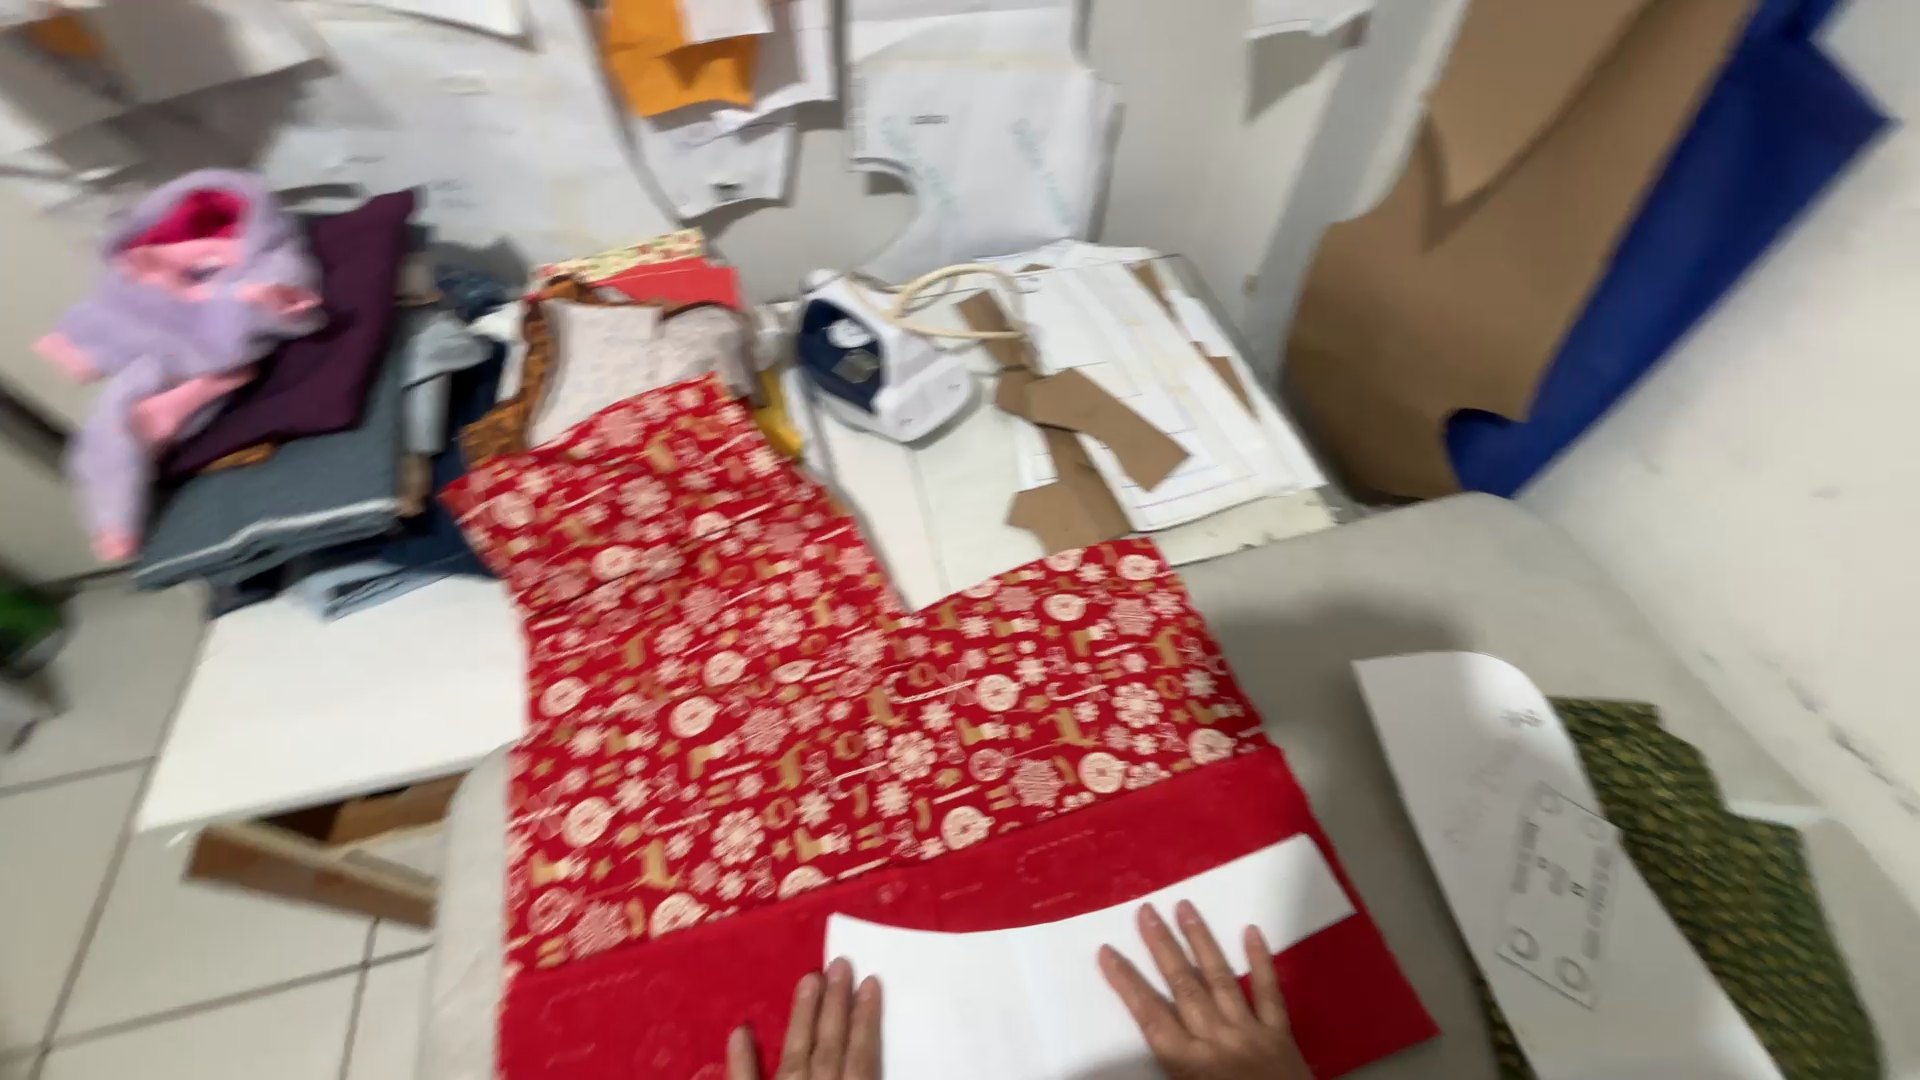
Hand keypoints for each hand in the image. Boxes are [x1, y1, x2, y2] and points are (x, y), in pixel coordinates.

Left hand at [729, 958, 882, 1079]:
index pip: (862, 1057)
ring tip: (808, 978)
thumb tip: (885, 1058)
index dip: (867, 1019)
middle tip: (840, 962)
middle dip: (835, 1003)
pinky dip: (741, 1061)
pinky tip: (739, 1032)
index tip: (871, 980)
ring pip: (795, 1054)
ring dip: (802, 1016)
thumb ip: (871, 1075)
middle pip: (829, 1045)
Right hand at [1099, 901, 1311, 1079]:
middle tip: (1145, 910)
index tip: (1106, 950)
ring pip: (1220, 979)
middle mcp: (1217, 1041)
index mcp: (1190, 1065)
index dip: (1126, 982)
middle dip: (1162, 946)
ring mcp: (1250, 1034)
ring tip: (1184, 906)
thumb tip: (1127, 1050)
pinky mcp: (1281, 1036)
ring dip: (1200, 941)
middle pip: (1183, 986)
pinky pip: (1270, 994)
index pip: (1150, 1015)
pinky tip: (1251, 930)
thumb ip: (1165, 1070)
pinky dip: (1261, 962)